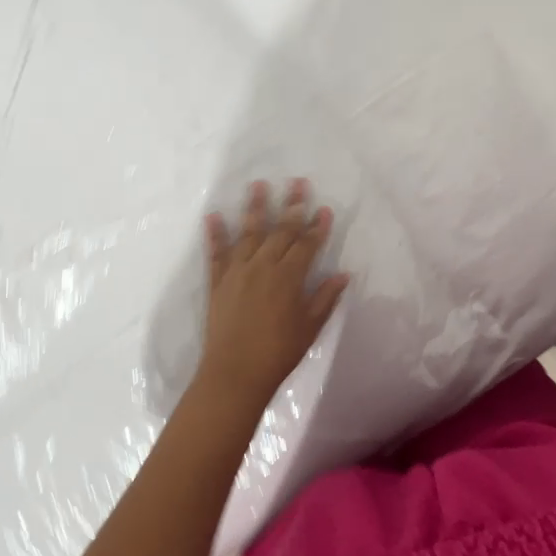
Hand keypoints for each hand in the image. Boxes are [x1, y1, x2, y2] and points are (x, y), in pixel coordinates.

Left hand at [198, 179, 349, 403]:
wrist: (235, 373)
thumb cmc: (279, 353)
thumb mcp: (310, 327)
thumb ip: (325, 298)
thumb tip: (342, 275)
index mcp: (289, 278)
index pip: (307, 245)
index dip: (317, 227)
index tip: (325, 209)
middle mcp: (263, 267)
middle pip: (281, 231)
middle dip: (292, 206)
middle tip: (298, 182)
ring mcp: (238, 272)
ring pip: (249, 233)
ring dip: (255, 208)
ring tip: (259, 184)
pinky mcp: (217, 282)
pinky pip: (216, 252)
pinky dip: (215, 233)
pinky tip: (214, 215)